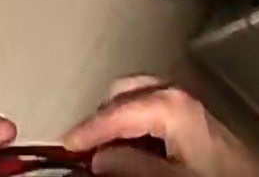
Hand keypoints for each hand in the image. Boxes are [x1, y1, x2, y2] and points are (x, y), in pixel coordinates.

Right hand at [64, 77, 258, 176]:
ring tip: (101, 148)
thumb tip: (99, 158)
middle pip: (124, 91)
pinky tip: (129, 145)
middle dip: (101, 117)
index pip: (116, 111)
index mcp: (168, 103)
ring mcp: (185, 100)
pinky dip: (134, 121)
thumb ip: (131, 166)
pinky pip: (152, 106)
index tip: (65, 144)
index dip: (88, 129)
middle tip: (81, 147)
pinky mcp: (192, 115)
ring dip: (117, 118)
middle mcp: (175, 91)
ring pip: (137, 96)